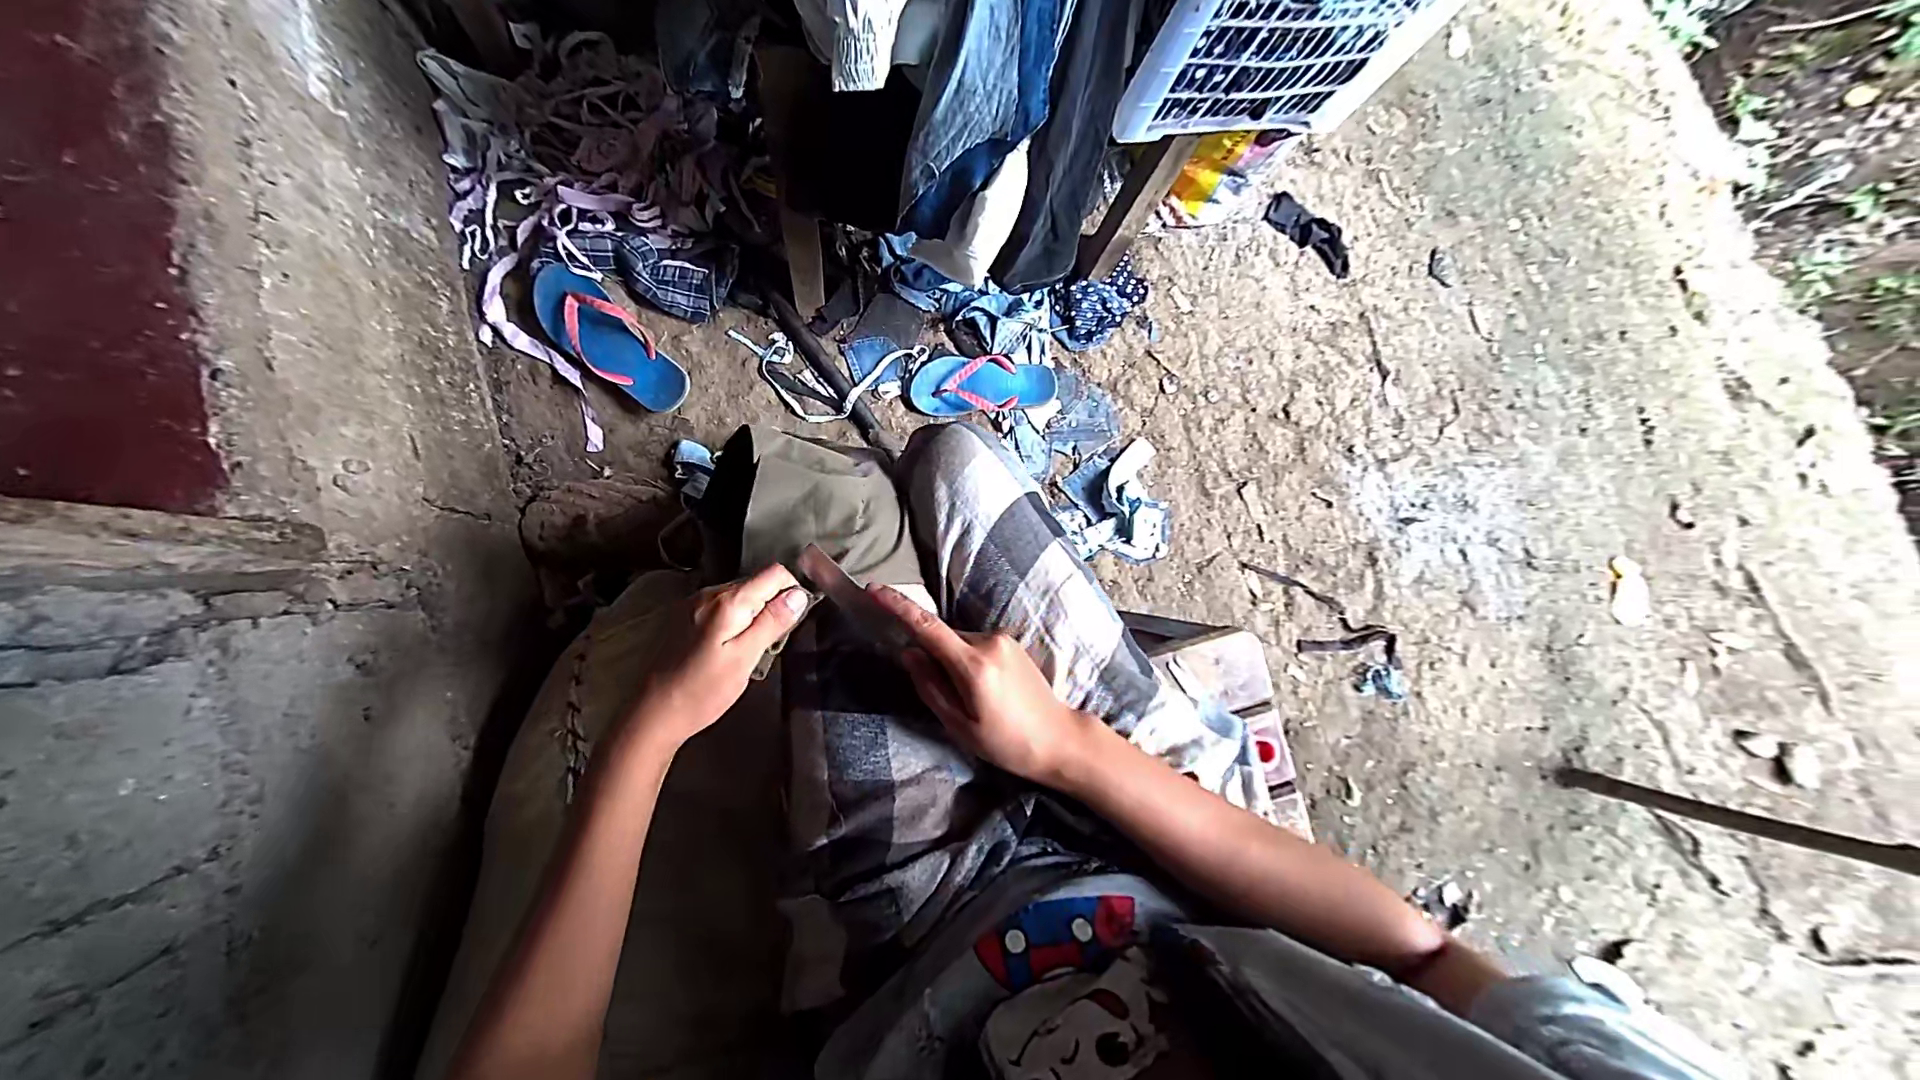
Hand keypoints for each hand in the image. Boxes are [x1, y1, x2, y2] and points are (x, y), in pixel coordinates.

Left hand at [619, 563, 810, 755]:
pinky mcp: (685, 617)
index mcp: (726, 602)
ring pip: (741, 596)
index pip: (774, 573)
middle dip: (773, 606)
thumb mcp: (745, 659)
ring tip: (748, 651)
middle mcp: (708, 594)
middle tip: (769, 643)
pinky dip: (735, 622)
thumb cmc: (700, 692)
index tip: (793, 619)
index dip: (792, 592)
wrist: (652, 714)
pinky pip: (723, 608)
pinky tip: (729, 650)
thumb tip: (798, 596)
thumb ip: (772, 623)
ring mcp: (694, 604)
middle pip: (758, 583)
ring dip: (754, 616)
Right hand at [868, 584, 1099, 787]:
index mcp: (973, 665)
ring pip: (959, 643)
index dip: (897, 606)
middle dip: (933, 659)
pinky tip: (986, 692)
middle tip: (950, 701)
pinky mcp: (1012, 643)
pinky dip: (968, 662)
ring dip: (953, 662)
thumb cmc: (1007, 742)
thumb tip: (908, 653)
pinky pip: (976, 645)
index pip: (927, 627)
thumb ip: (929, 686)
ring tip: (975, 701)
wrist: (1058, 739)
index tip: (873, 590)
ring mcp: (1004, 640)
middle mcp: (989, 642)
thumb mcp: (959, 725)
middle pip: (943, 638)